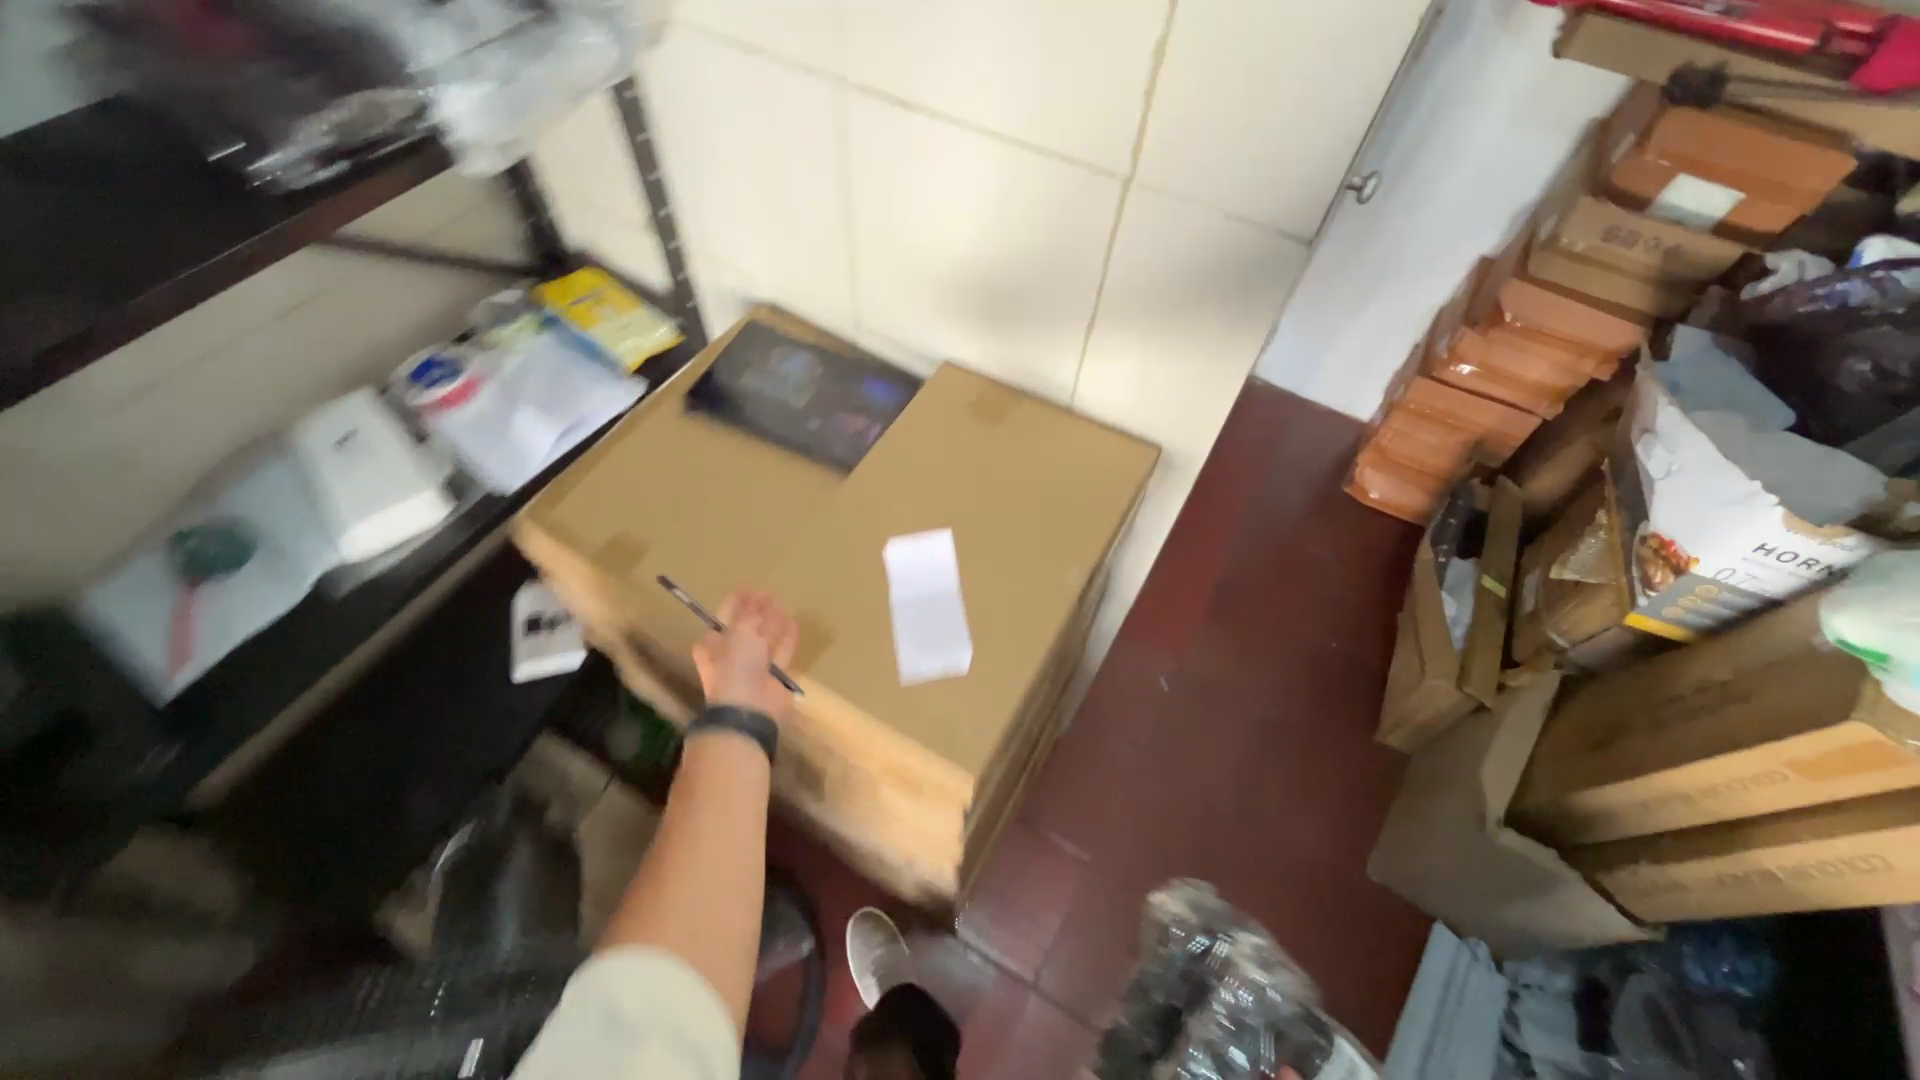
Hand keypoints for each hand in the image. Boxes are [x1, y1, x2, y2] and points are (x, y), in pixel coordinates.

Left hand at [692, 590, 799, 723]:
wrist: (749, 708)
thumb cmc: (735, 667)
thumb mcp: (739, 633)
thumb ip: (750, 615)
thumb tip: (759, 599)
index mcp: (714, 645)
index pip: (723, 618)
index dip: (735, 603)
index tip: (747, 589)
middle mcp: (732, 654)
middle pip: (745, 627)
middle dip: (755, 611)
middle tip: (768, 595)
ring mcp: (754, 666)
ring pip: (764, 639)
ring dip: (772, 623)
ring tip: (782, 605)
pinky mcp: (775, 676)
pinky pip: (782, 652)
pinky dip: (787, 638)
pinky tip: (794, 624)